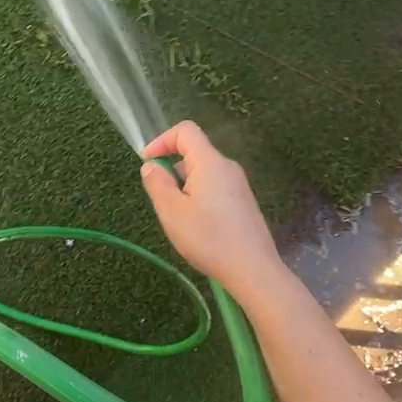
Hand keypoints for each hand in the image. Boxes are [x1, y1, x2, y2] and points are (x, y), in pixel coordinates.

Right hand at [140, 121, 283, 299]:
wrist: (253, 271)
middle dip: (171, 168)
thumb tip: (152, 166)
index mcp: (210, 163)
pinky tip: (198, 226)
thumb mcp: (172, 211)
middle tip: (161, 199)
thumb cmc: (209, 238)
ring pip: (203, 172)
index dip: (162, 140)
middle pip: (194, 152)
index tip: (148, 163)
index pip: (185, 131)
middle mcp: (227, 167)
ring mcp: (239, 185)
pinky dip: (198, 196)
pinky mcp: (243, 203)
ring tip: (179, 218)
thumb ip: (157, 183)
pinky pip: (215, 187)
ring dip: (184, 186)